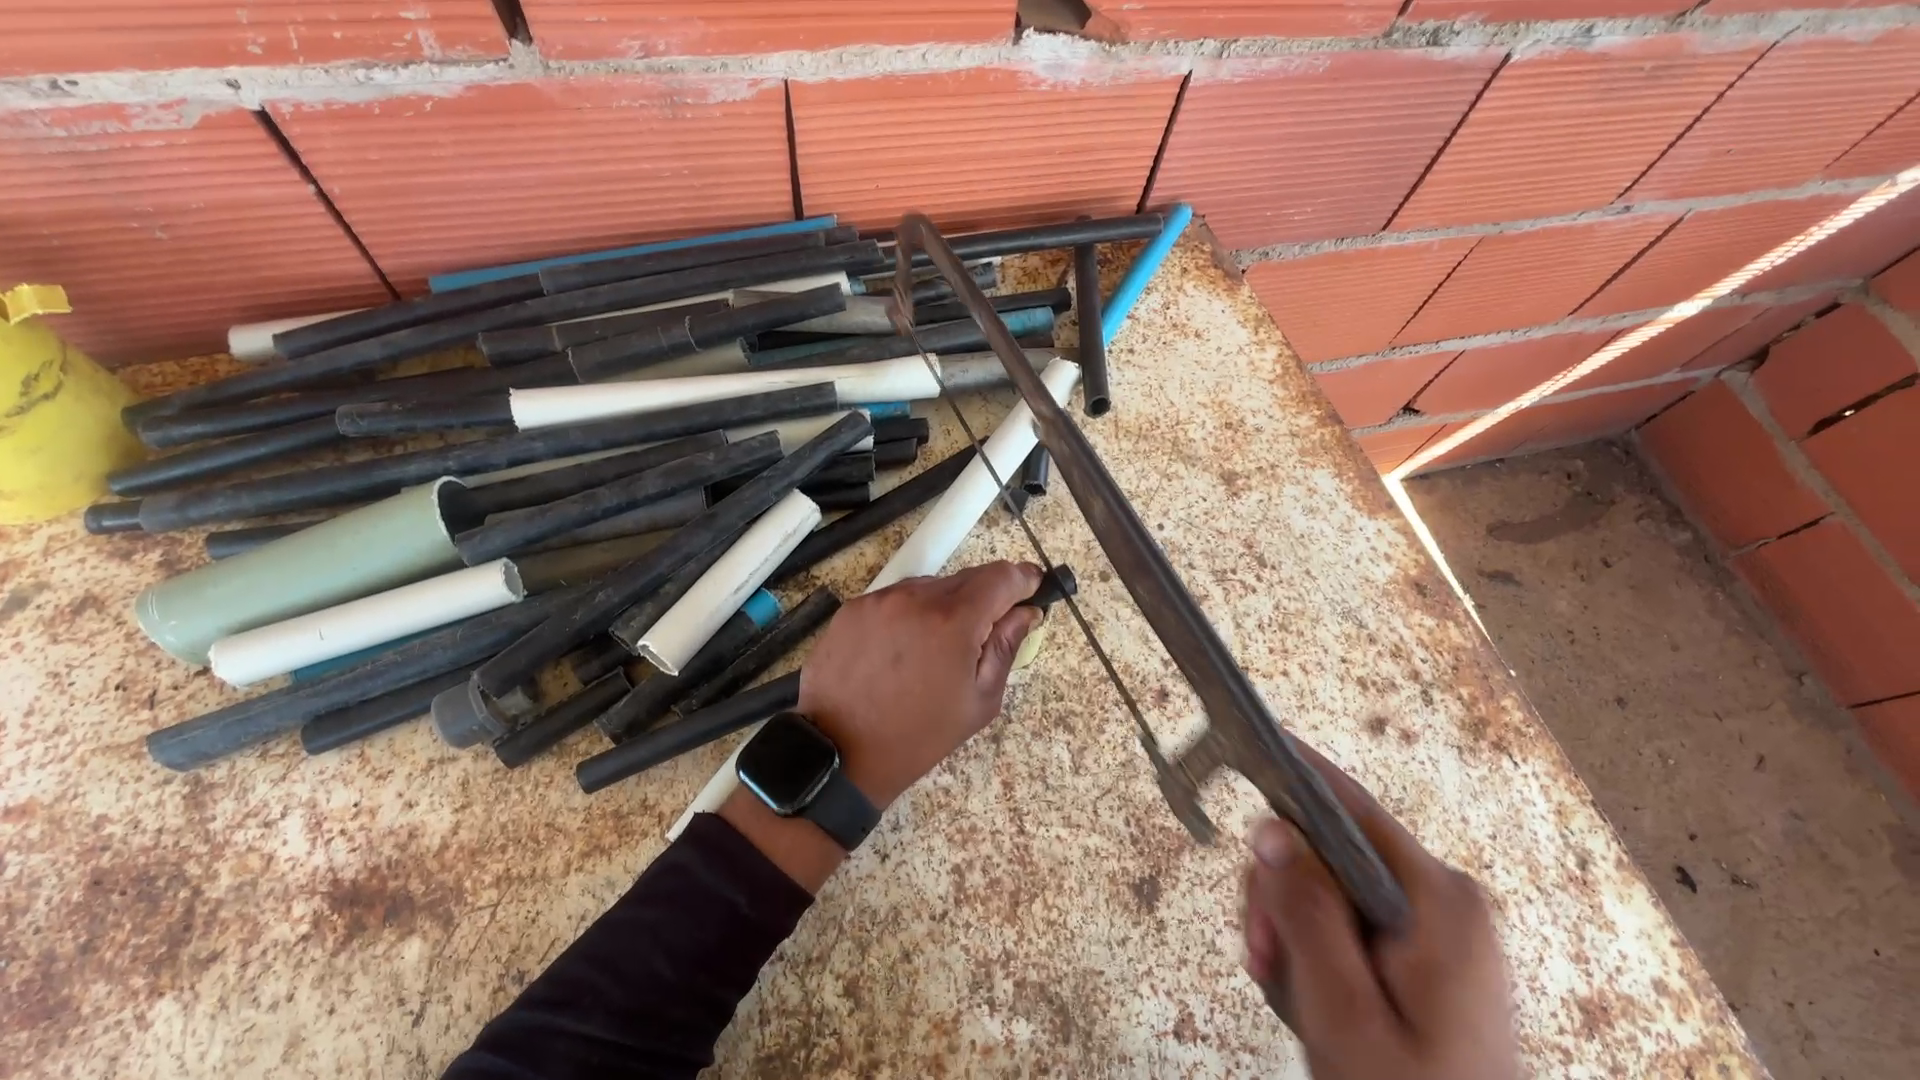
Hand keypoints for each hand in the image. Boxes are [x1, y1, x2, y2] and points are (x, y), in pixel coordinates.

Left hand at [798, 560, 1043, 806]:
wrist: (841, 753)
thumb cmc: (919, 736)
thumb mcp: (978, 701)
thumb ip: (1006, 647)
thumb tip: (1026, 612)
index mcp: (953, 621)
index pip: (1000, 576)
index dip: (1022, 578)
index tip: (1032, 586)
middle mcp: (915, 598)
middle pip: (966, 577)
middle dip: (985, 596)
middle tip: (987, 629)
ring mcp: (878, 600)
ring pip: (928, 587)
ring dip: (944, 605)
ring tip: (937, 648)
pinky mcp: (852, 610)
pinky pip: (894, 600)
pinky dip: (909, 615)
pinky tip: (903, 651)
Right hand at [1241, 749, 1517, 1079]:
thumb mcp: (1343, 1013)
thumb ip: (1306, 915)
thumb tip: (1271, 829)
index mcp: (1437, 899)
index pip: (1349, 806)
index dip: (1291, 779)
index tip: (1242, 760)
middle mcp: (1441, 895)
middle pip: (1328, 850)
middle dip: (1280, 893)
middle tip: (1261, 954)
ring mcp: (1436, 923)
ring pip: (1329, 885)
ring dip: (1290, 927)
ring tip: (1282, 986)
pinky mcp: (1425, 949)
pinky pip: (1348, 917)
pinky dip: (1314, 945)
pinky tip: (1306, 990)